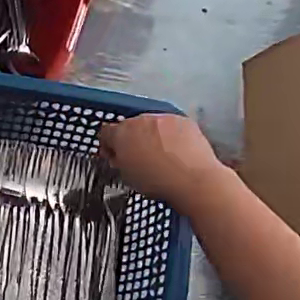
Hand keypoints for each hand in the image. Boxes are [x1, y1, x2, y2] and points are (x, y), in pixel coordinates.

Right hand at [98, 114, 235, 207]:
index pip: (106, 132)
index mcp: (121, 133)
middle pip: (130, 126)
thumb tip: (119, 156)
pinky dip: (171, 136)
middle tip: (138, 159)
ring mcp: (164, 118)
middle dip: (132, 140)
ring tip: (160, 157)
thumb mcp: (126, 176)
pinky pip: (171, 126)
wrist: (192, 180)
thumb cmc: (157, 181)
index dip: (108, 145)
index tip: (114, 156)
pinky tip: (176, 153)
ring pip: (152, 125)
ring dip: (152, 136)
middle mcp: (141, 120)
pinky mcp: (184, 120)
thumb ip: (119, 160)